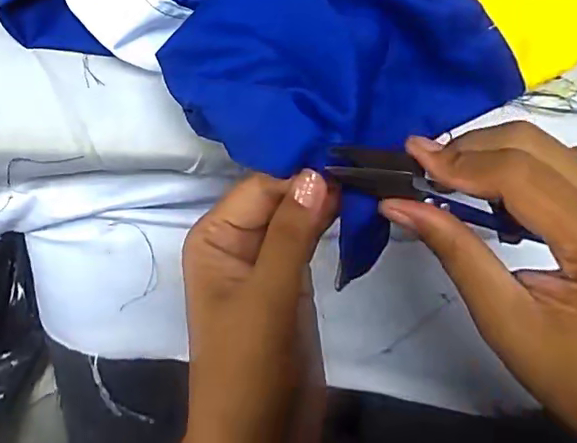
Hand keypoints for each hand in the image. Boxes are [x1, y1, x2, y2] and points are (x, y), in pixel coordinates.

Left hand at [181, 170, 337, 442]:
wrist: (258, 438)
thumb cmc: (248, 365)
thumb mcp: (268, 296)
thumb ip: (291, 235)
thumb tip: (313, 172)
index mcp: (214, 235)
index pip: (259, 188)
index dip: (297, 175)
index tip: (341, 161)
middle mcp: (234, 240)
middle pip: (276, 198)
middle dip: (312, 183)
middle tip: (360, 164)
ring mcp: (262, 261)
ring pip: (293, 217)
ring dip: (323, 202)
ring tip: (362, 179)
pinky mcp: (287, 282)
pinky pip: (305, 241)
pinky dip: (326, 226)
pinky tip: (352, 210)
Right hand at [380, 124, 576, 442]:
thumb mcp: (507, 324)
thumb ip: (454, 252)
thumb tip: (396, 202)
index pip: (522, 177)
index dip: (461, 161)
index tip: (412, 157)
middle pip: (536, 146)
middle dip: (472, 149)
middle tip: (428, 166)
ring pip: (552, 145)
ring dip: (497, 152)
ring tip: (459, 177)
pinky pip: (573, 160)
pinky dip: (527, 161)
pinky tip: (505, 187)